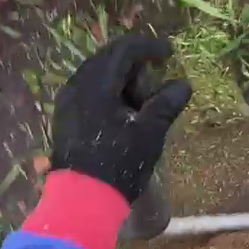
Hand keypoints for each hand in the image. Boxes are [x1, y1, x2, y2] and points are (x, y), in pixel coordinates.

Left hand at [50, 33, 193, 202]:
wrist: (82, 202)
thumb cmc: (118, 164)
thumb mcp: (149, 133)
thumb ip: (165, 104)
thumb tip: (183, 84)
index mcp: (96, 84)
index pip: (124, 50)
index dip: (149, 47)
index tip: (169, 53)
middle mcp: (77, 85)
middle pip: (108, 57)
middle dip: (134, 61)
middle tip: (157, 71)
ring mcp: (67, 101)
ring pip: (97, 73)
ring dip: (121, 76)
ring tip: (142, 95)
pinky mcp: (64, 117)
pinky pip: (88, 89)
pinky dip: (108, 90)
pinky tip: (122, 108)